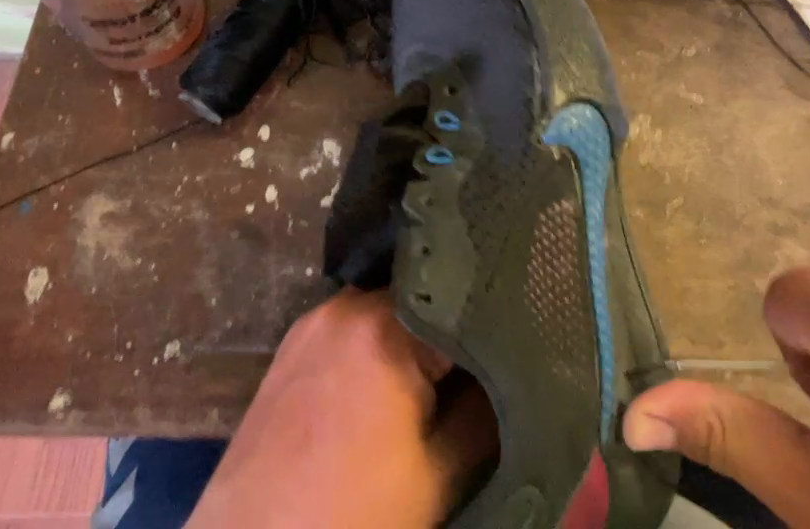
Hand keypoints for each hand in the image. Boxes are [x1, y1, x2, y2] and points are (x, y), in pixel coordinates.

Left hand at [190, 289, 493, 527]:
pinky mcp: (291, 349)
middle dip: (456, 336)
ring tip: (444, 386)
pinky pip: (355, 334)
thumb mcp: (440, 473)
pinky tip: (395, 393)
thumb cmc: (354, 509)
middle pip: (425, 303)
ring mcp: (311, 324)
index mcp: (384, 321)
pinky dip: (381, 353)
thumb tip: (514, 370)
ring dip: (419, 344)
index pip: (466, 301)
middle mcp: (345, 304)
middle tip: (485, 374)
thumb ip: (486, 413)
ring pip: (389, 317)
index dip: (497, 330)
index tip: (519, 350)